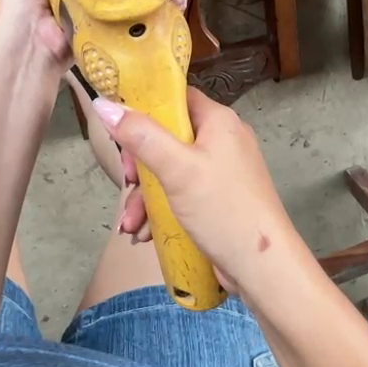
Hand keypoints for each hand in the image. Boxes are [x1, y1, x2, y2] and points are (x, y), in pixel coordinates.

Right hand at [91, 88, 308, 288]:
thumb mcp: (176, 169)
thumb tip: (104, 103)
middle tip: (128, 182)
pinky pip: (181, 193)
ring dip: (145, 196)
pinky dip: (161, 209)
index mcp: (219, 121)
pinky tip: (145, 232)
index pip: (176, 98)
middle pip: (167, 137)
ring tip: (130, 223)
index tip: (120, 132)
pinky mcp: (218, 199)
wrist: (263, 269)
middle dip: (140, 165)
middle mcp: (222, 140)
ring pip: (170, 170)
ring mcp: (222, 172)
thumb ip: (140, 135)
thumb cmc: (224, 210)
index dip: (145, 109)